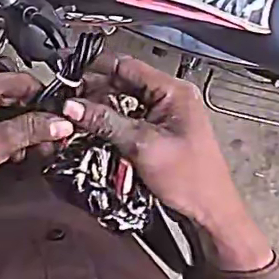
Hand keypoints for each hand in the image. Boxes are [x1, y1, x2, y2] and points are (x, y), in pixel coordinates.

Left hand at [0, 73, 73, 217]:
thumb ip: (29, 130)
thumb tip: (57, 123)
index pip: (24, 81)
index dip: (45, 101)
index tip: (58, 120)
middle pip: (13, 93)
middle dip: (31, 118)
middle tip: (45, 140)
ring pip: (0, 106)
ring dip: (15, 126)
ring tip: (24, 150)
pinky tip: (5, 150)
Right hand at [62, 55, 272, 270]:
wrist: (210, 213)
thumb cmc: (191, 180)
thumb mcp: (142, 145)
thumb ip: (106, 122)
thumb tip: (74, 106)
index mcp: (174, 91)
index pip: (126, 66)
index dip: (94, 68)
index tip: (70, 75)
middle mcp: (170, 97)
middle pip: (122, 82)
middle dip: (93, 90)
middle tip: (68, 101)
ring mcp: (165, 114)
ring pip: (123, 100)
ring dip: (100, 107)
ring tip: (76, 116)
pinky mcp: (158, 131)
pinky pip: (128, 117)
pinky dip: (110, 122)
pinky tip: (94, 129)